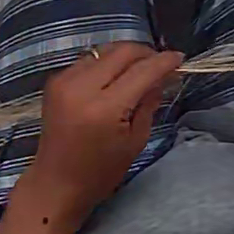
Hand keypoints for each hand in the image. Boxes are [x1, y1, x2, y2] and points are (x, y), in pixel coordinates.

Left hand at [22, 42, 184, 225]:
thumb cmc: (100, 171)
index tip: (179, 57)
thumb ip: (149, 103)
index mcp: (104, 107)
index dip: (163, 61)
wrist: (56, 181)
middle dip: (144, 52)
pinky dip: (104, 63)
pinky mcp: (54, 81)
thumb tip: (162, 76)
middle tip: (161, 62)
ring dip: (124, 55)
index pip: (141, 71)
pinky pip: (86, 61)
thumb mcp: (135, 141)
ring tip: (140, 68)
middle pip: (120, 52)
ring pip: (103, 51)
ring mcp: (64, 80)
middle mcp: (81, 86)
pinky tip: (114, 76)